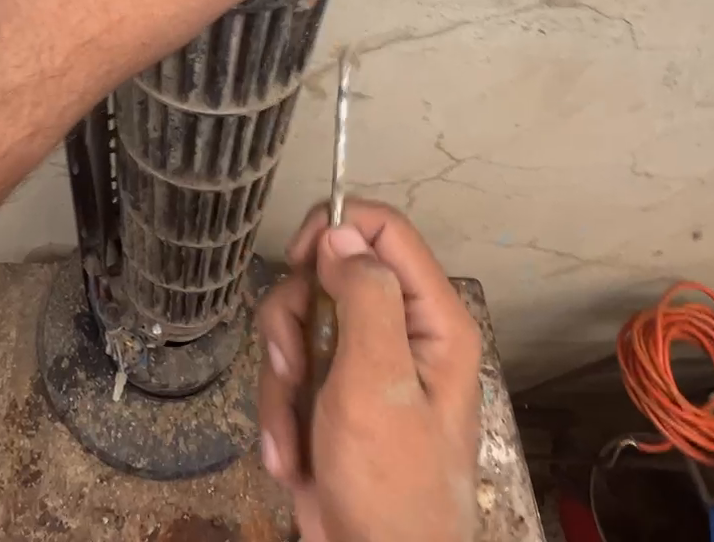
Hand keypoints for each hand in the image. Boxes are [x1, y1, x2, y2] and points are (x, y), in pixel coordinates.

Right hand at [258, 199, 482, 541]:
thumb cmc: (389, 483)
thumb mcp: (376, 385)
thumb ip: (365, 298)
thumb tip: (340, 233)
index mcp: (432, 319)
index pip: (384, 230)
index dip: (335, 230)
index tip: (297, 261)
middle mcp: (400, 329)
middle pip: (328, 273)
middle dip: (295, 321)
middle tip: (292, 367)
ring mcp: (363, 359)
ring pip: (298, 320)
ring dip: (282, 377)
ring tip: (292, 433)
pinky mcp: (332, 388)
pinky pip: (290, 365)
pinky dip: (281, 407)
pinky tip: (293, 454)